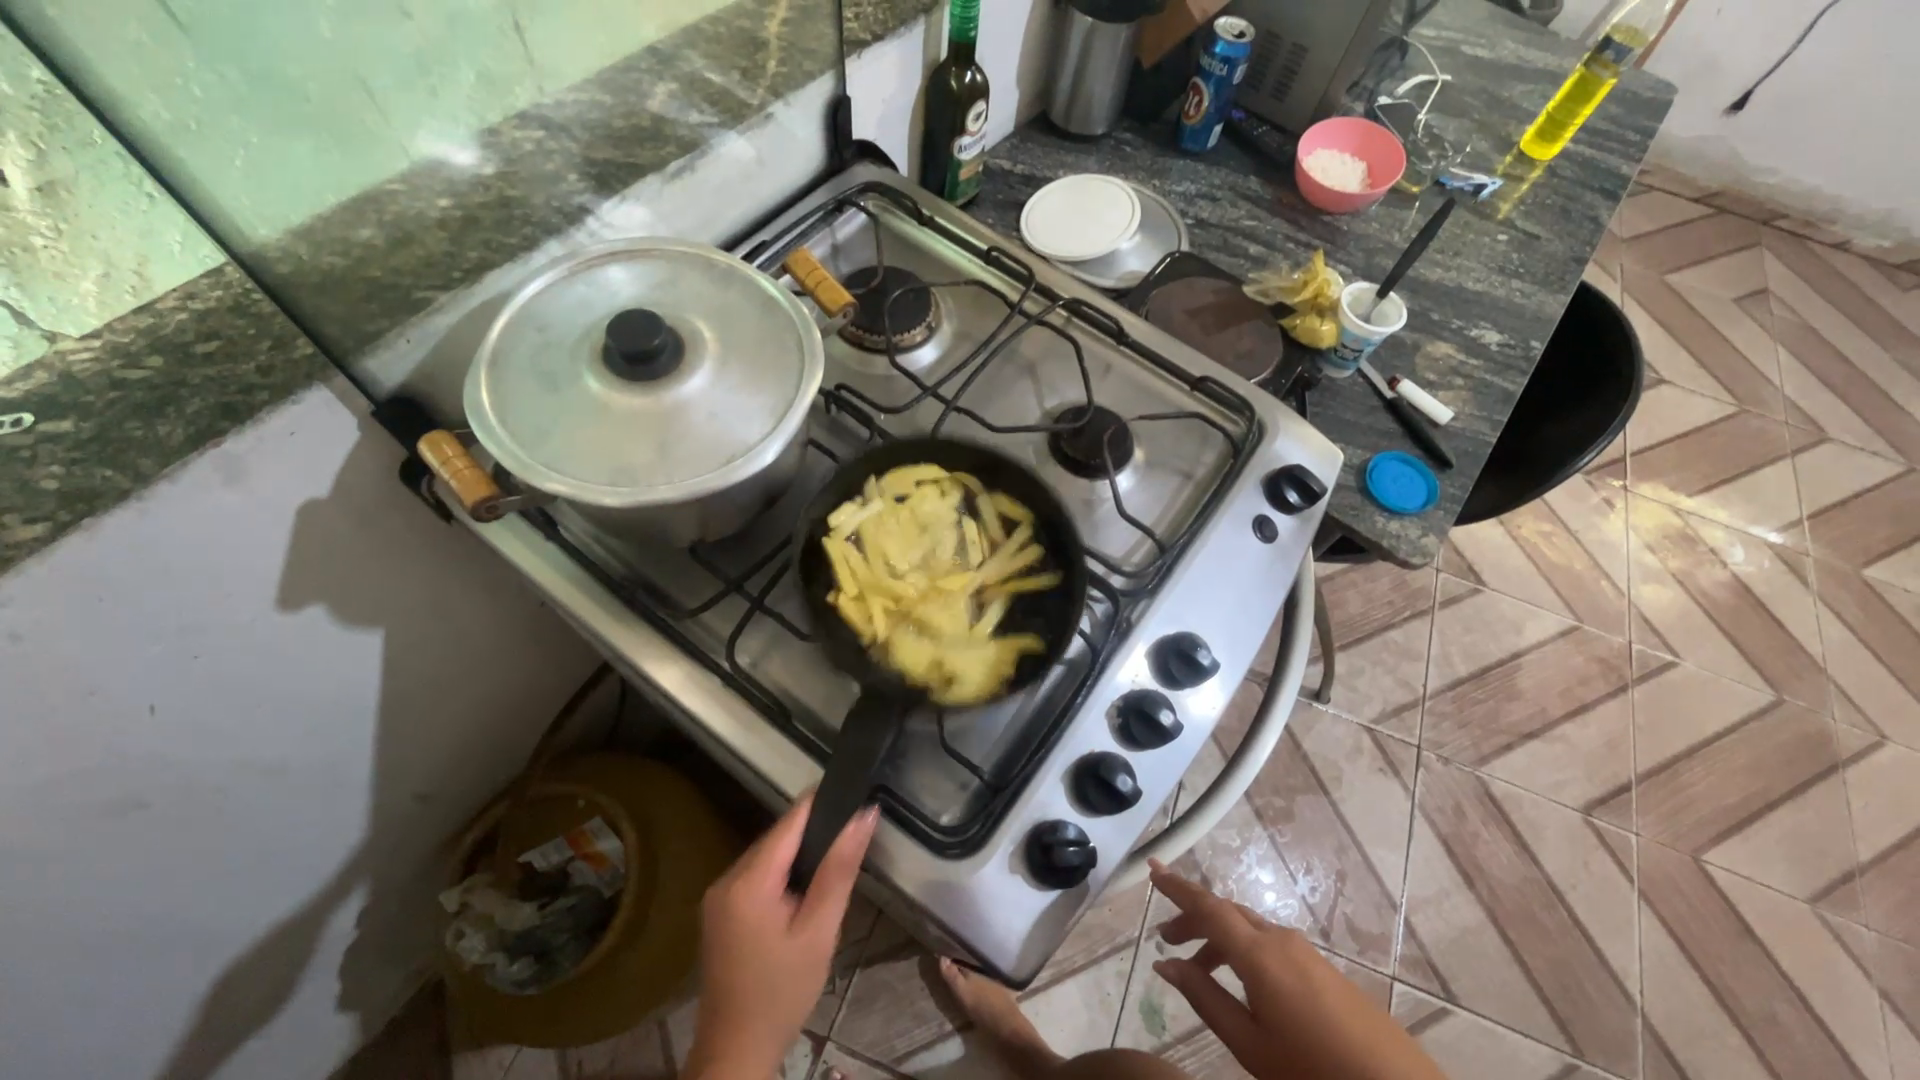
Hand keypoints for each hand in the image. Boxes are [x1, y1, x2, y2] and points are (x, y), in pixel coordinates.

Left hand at [683, 794, 878, 1079]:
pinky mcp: (719, 911)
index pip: (789, 822)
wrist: (737, 1048)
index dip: (823, 804)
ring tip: (839, 861)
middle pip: (777, 839)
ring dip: (799, 855)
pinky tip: (807, 891)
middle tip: (855, 836)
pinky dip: (782, 875)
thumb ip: (840, 869)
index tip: (856, 791)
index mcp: (747, 881)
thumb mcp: (820, 931)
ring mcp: (717, 896)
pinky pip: (756, 877)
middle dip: (814, 834)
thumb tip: (864, 815)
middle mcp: (725, 878)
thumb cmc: (784, 992)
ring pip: (767, 857)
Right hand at [1148, 859, 1445, 1079]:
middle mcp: (1281, 941)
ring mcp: (1306, 953)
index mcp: (1259, 955)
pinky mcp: (1323, 969)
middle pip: (1227, 914)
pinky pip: (1270, 944)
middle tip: (1164, 938)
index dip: (1177, 887)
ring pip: (1249, 929)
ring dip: (1217, 938)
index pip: (1208, 908)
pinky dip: (1242, 951)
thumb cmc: (1311, 1070)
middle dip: (1192, 918)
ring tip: (1196, 967)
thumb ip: (1204, 998)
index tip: (1152, 867)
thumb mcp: (1249, 1043)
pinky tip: (1238, 982)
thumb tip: (1166, 964)